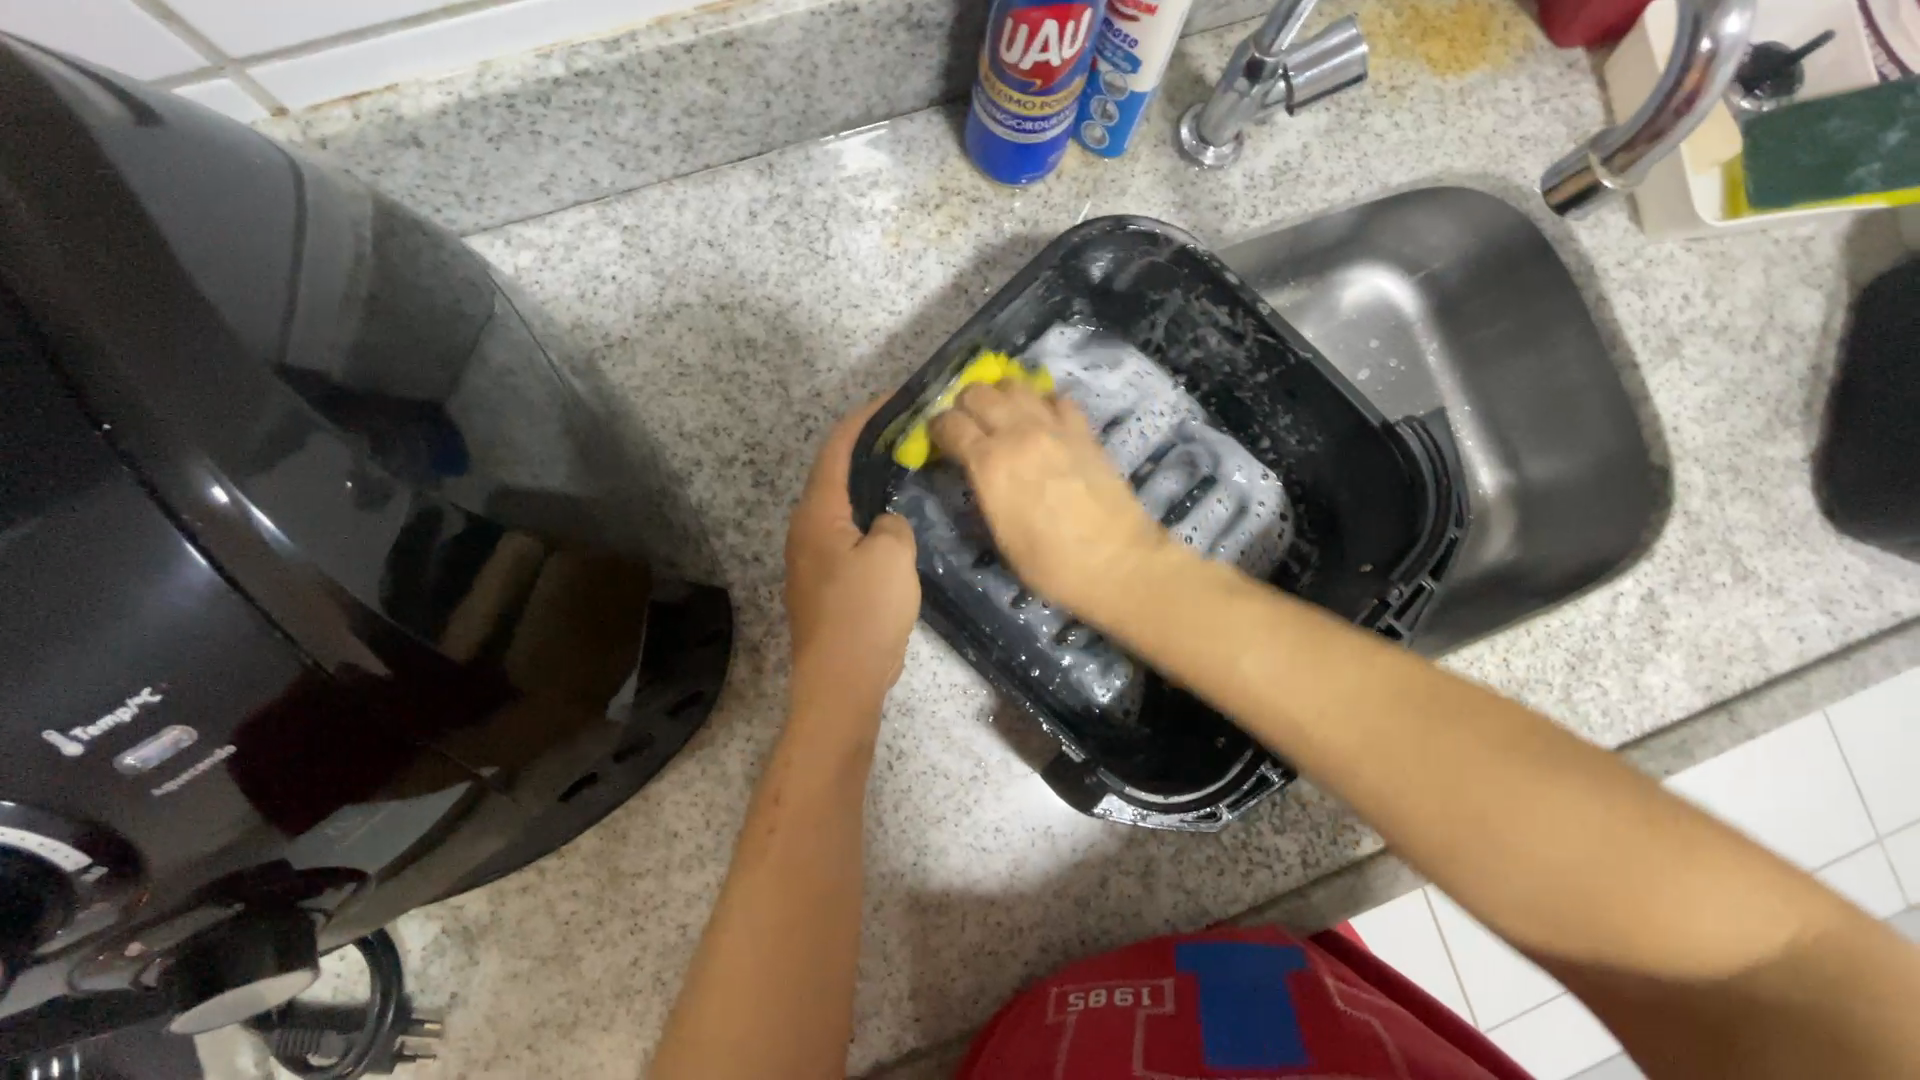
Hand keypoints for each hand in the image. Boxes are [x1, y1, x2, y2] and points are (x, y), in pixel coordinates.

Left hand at [784, 402, 920, 716]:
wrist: (841, 681)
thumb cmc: (865, 613)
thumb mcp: (894, 556)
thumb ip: (893, 523)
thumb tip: (886, 524)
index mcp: (817, 514)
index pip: (836, 450)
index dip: (862, 420)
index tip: (892, 400)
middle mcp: (805, 530)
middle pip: (834, 476)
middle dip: (866, 452)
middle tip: (906, 438)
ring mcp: (809, 560)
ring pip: (840, 509)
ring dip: (868, 488)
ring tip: (904, 475)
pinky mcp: (822, 585)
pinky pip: (846, 537)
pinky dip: (868, 520)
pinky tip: (894, 527)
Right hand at [929, 380, 1179, 618]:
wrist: (1117, 562)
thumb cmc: (1051, 565)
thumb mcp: (999, 536)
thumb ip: (983, 491)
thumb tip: (976, 473)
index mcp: (989, 464)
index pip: (949, 423)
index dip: (937, 429)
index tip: (938, 441)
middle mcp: (1018, 433)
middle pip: (978, 392)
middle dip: (965, 406)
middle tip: (969, 426)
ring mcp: (1054, 427)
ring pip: (1015, 385)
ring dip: (1001, 396)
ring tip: (1003, 417)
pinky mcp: (1084, 430)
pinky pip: (1056, 398)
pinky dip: (1042, 404)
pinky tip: (1043, 423)